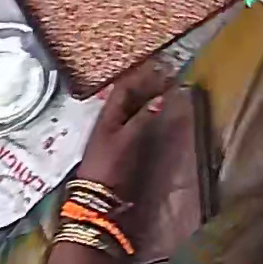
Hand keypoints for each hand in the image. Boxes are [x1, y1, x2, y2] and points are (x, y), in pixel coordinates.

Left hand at [77, 68, 171, 203]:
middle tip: (166, 78)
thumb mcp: (127, 139)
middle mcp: (110, 119)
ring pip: (131, 108)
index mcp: (108, 114)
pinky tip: (157, 115)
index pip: (124, 87)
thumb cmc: (109, 163)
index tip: (160, 69)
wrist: (96, 194)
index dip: (141, 77)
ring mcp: (114, 132)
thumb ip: (143, 118)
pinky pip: (134, 121)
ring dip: (147, 99)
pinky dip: (146, 114)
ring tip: (165, 92)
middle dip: (146, 85)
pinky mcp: (119, 145)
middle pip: (128, 96)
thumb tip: (161, 98)